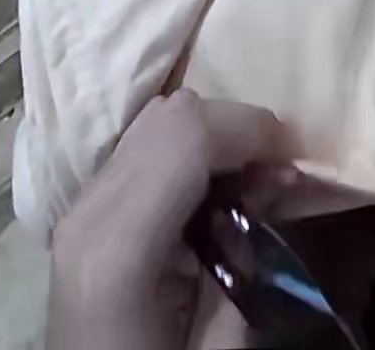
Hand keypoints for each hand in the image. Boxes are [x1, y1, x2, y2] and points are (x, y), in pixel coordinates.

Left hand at [48, 91, 287, 349]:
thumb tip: (275, 181)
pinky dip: (187, 145)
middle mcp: (90, 205)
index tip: (294, 158)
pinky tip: (211, 184)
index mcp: (118, 245)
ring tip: (250, 176)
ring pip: (158, 116)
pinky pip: (143, 140)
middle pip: (174, 114)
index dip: (249, 129)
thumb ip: (247, 260)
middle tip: (279, 170)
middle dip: (237, 127)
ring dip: (213, 132)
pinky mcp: (84, 202)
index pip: (187, 135)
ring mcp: (80, 199)